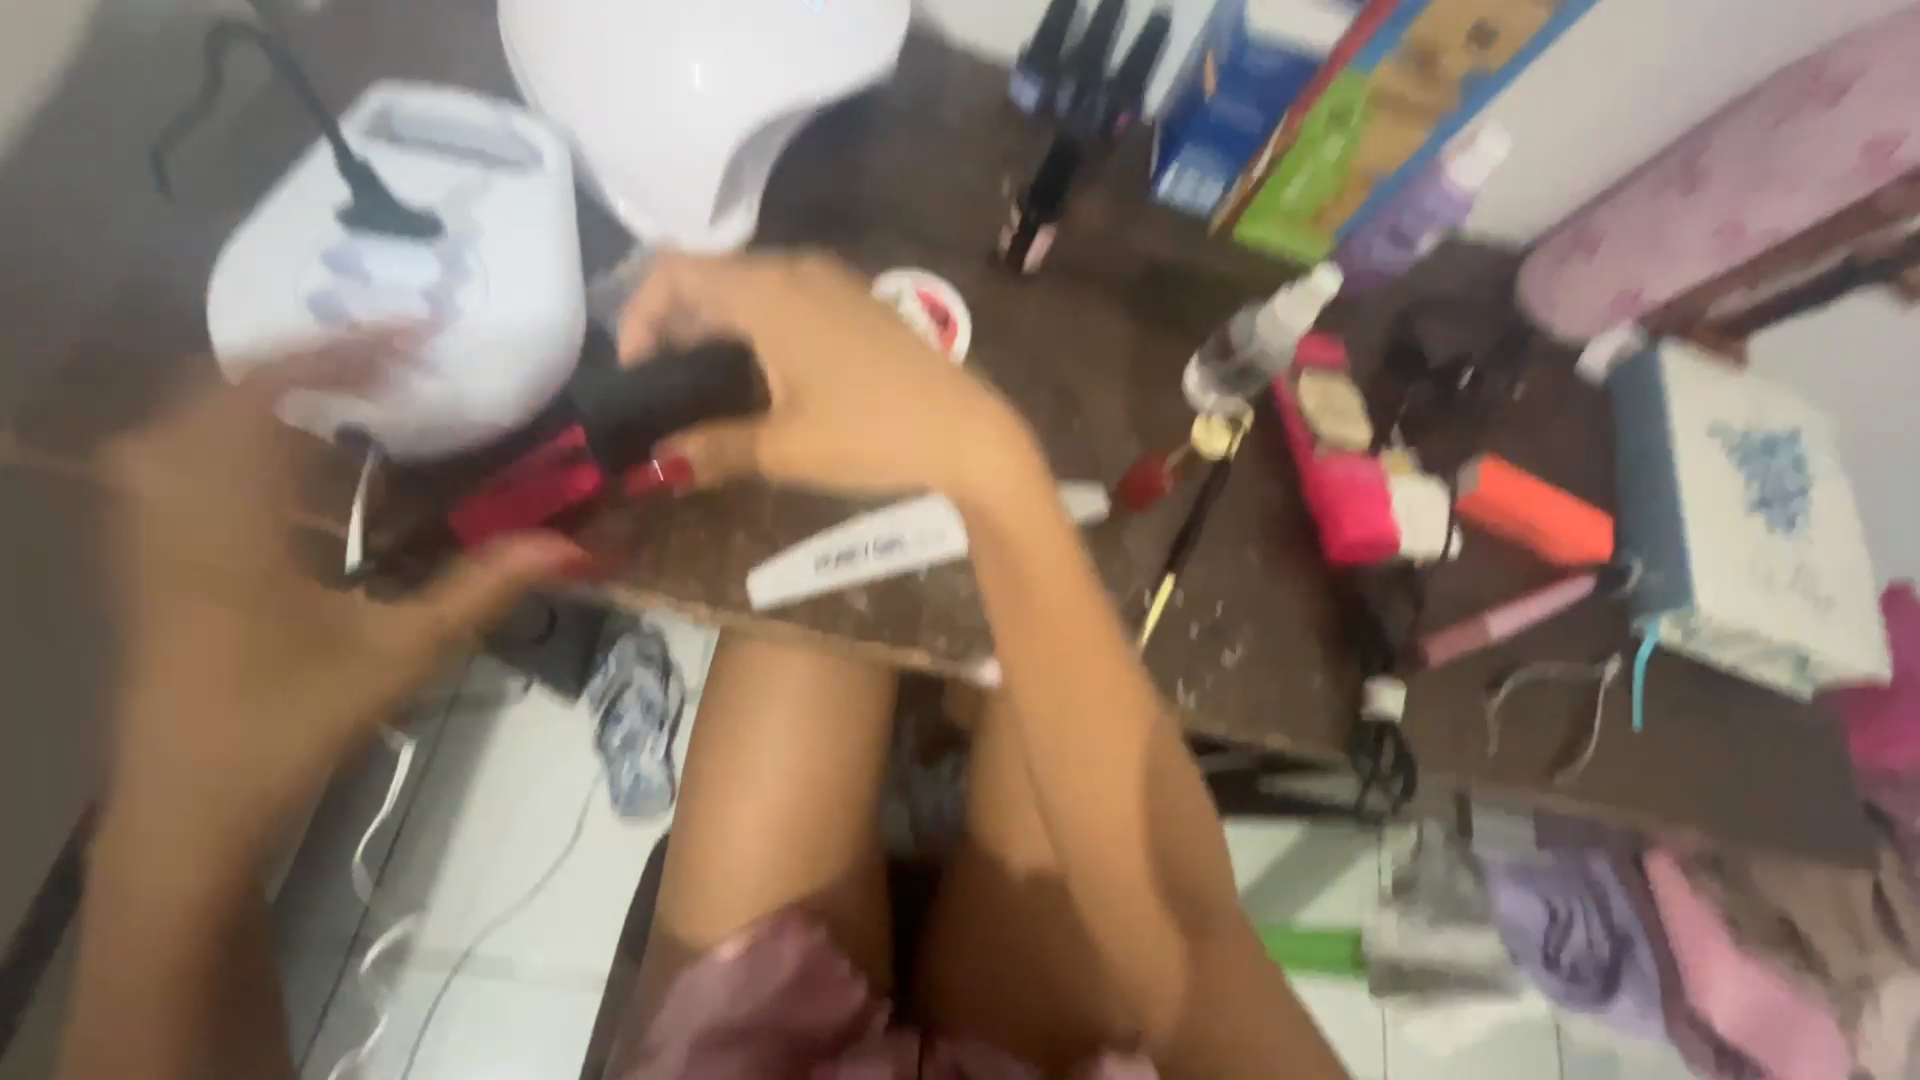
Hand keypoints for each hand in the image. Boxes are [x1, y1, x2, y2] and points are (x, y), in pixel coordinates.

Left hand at [98, 333, 585, 863]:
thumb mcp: (403, 655)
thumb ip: (485, 590)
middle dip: (304, 359)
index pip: (259, 396)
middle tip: (392, 358)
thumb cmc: (292, 728)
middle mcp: (172, 513)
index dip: (335, 350)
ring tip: (352, 391)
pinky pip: (184, 461)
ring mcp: (149, 534)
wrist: (188, 809)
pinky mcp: (153, 556)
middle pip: (211, 392)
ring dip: (268, 391)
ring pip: (186, 422)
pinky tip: (300, 454)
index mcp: (224, 527)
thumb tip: (571, 544)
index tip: (413, 333)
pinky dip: (241, 432)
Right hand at [618, 252, 1039, 498]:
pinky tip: (761, 369)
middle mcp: (797, 270)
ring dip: (716, 321)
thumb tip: (659, 463)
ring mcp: (835, 282)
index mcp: (768, 293)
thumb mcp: (785, 449)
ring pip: (751, 285)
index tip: (634, 370)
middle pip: (711, 274)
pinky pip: (788, 297)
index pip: (675, 273)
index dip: (638, 314)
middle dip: (673, 319)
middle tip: (659, 379)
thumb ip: (714, 449)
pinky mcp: (860, 303)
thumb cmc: (872, 436)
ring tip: (701, 377)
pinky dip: (757, 322)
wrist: (967, 433)